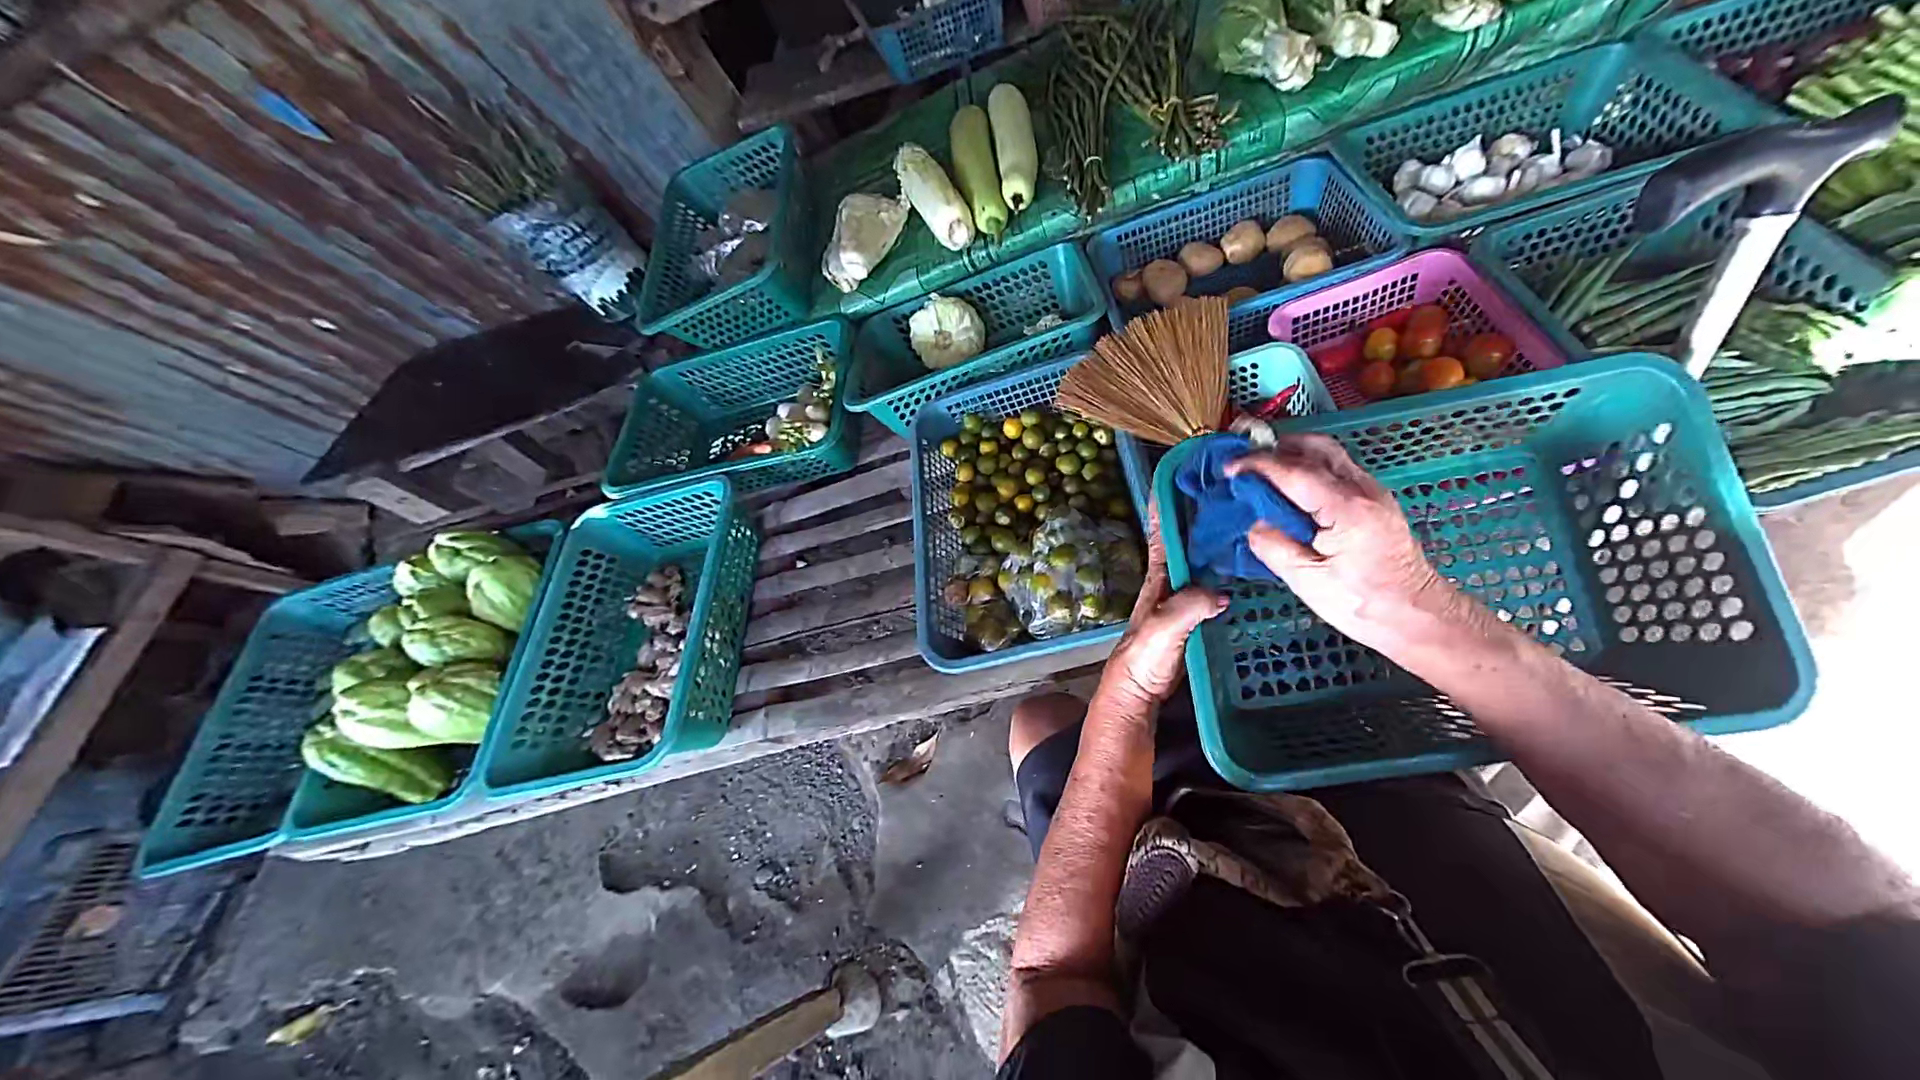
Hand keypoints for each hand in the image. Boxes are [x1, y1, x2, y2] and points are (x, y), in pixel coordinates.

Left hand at [1099, 498, 1226, 711]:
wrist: (1138, 695)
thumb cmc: (1142, 661)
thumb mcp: (1163, 631)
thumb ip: (1187, 609)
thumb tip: (1219, 591)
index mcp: (1157, 578)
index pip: (1163, 532)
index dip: (1168, 503)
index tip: (1181, 472)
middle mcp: (1169, 583)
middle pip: (1186, 540)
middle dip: (1200, 513)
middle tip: (1229, 487)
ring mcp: (1182, 599)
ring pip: (1201, 559)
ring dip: (1216, 538)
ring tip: (1245, 515)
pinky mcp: (1196, 617)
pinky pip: (1213, 583)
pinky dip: (1226, 569)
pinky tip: (1246, 565)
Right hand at [1226, 435, 1458, 650]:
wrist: (1417, 616)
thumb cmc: (1362, 605)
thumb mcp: (1305, 581)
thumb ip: (1271, 545)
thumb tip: (1254, 523)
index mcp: (1345, 508)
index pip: (1292, 471)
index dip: (1256, 465)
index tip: (1228, 467)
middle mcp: (1362, 490)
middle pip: (1316, 447)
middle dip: (1276, 448)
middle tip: (1245, 463)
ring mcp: (1372, 492)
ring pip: (1328, 454)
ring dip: (1293, 455)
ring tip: (1262, 472)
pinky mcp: (1373, 501)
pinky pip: (1336, 469)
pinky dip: (1308, 468)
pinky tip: (1289, 489)